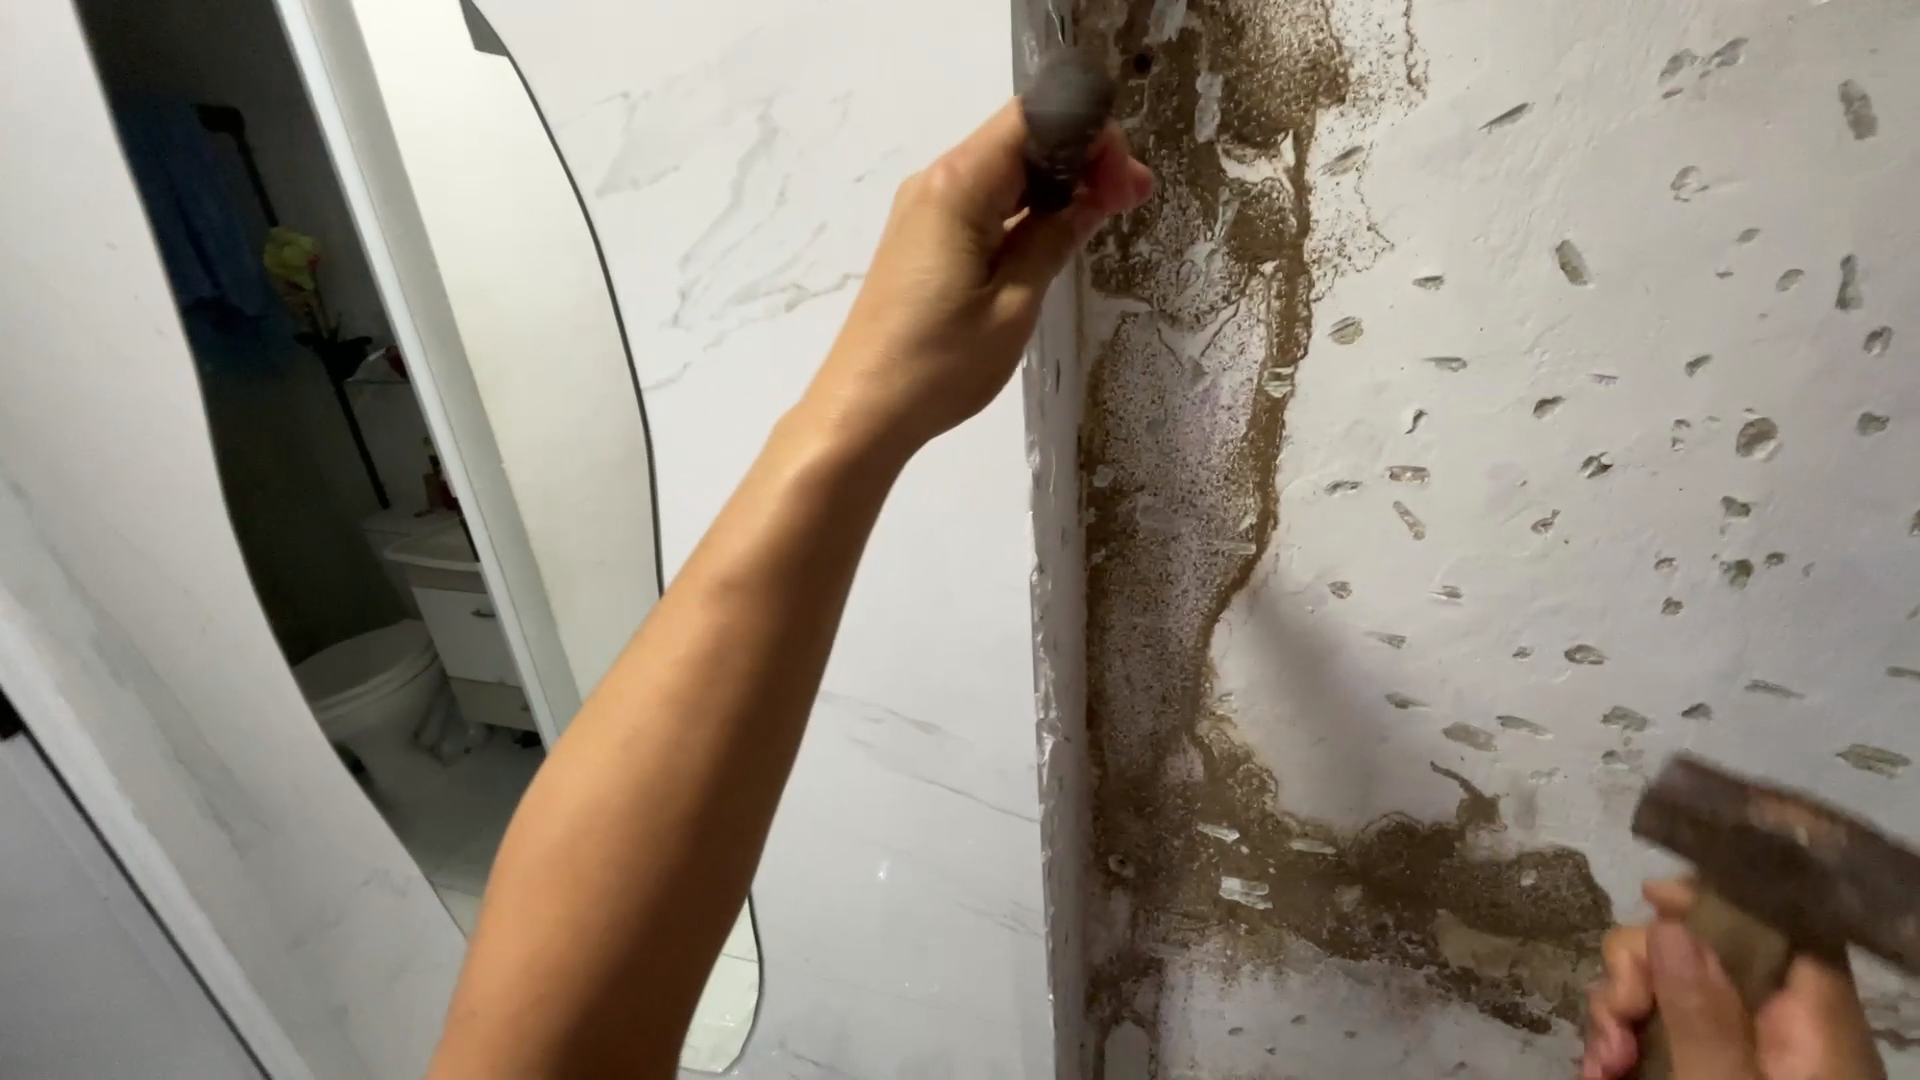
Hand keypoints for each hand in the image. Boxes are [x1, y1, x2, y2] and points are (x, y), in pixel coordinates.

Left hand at [800, 99, 1153, 457]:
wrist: (863, 410)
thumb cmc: (938, 366)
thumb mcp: (1013, 307)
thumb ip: (1052, 241)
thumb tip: (1089, 199)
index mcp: (957, 186)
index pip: (1036, 118)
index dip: (1093, 137)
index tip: (1128, 187)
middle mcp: (934, 183)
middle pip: (1018, 142)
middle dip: (1080, 162)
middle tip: (1128, 205)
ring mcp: (921, 214)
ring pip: (1000, 176)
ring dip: (1052, 191)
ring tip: (1098, 224)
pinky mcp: (918, 244)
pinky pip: (979, 208)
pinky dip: (1020, 216)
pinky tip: (1047, 243)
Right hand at [1583, 880, 1884, 1078]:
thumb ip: (1704, 1016)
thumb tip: (1672, 925)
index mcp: (1811, 1031)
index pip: (1787, 934)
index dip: (1722, 898)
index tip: (1651, 897)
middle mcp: (1777, 1031)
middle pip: (1698, 951)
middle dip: (1633, 970)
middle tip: (1617, 1016)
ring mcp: (1736, 1052)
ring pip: (1659, 986)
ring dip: (1613, 1012)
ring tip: (1601, 1066)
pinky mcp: (1701, 1069)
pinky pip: (1649, 1027)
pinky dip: (1615, 1041)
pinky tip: (1600, 1070)